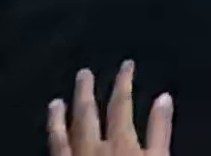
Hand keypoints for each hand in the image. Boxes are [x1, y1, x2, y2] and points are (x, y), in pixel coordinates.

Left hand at [48, 61, 172, 155]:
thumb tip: (163, 96)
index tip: (127, 64)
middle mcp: (92, 151)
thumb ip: (160, 131)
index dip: (123, 81)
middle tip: (82, 73)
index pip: (121, 104)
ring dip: (58, 119)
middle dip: (85, 93)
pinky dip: (49, 147)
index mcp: (119, 143)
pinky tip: (47, 142)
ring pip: (62, 138)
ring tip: (54, 104)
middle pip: (87, 115)